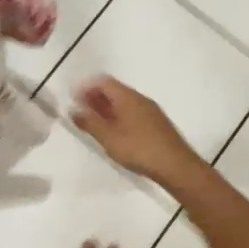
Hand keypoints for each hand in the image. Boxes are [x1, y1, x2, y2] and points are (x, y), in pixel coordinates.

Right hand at [70, 75, 201, 183]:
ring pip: (124, 102)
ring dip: (107, 108)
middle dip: (95, 98)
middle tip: (81, 112)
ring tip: (95, 124)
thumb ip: (89, 122)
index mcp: (127, 97)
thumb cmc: (138, 149)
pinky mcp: (157, 123)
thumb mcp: (108, 137)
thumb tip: (72, 109)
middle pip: (114, 90)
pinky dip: (119, 116)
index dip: (86, 87)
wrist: (176, 165)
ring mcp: (151, 110)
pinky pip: (133, 112)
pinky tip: (116, 133)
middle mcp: (140, 98)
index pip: (103, 81)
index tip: (74, 100)